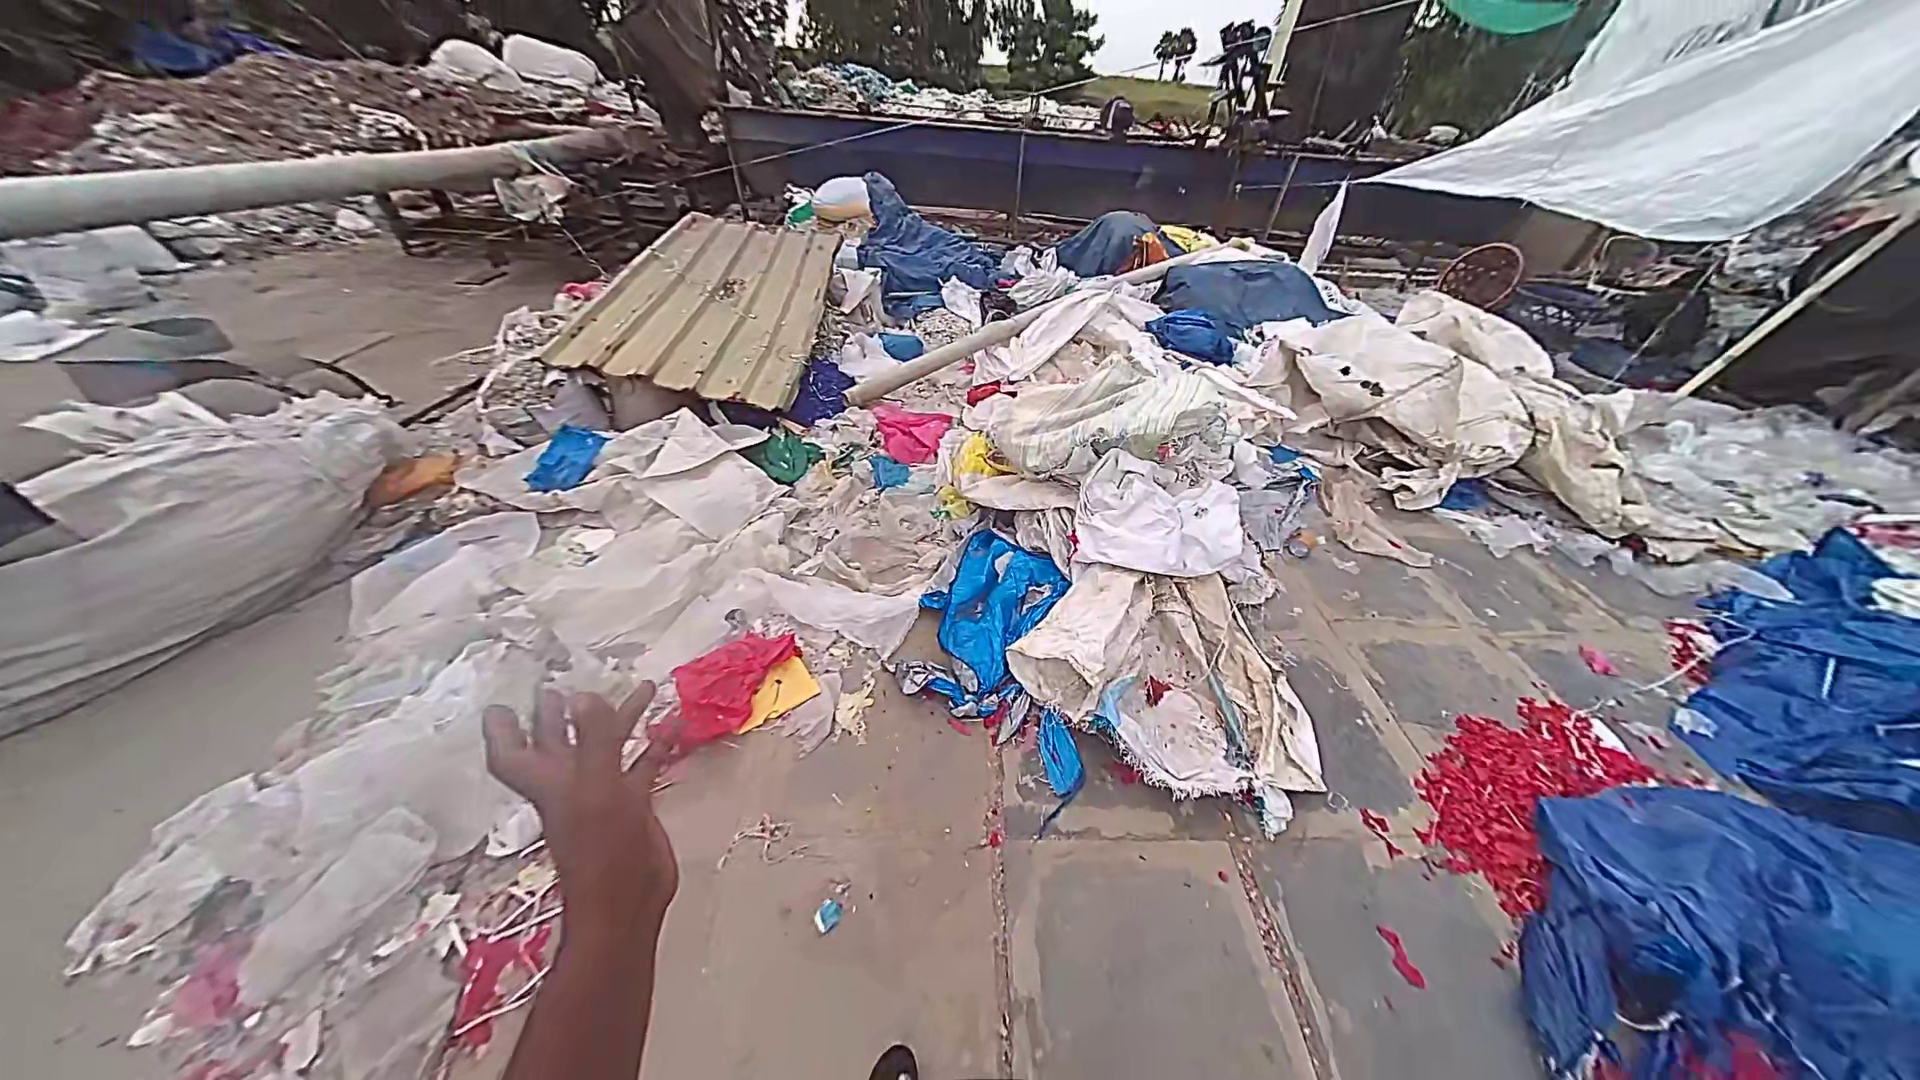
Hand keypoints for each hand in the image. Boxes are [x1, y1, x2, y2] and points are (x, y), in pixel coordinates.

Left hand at [483, 685, 678, 940]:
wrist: (629, 898)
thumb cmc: (603, 848)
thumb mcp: (596, 789)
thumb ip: (593, 742)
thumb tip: (583, 696)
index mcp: (552, 783)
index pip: (514, 754)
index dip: (504, 731)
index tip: (499, 705)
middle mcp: (573, 785)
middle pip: (560, 744)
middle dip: (559, 716)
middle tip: (559, 687)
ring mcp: (604, 794)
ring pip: (607, 748)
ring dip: (620, 720)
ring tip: (640, 687)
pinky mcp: (633, 803)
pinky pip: (643, 764)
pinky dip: (656, 744)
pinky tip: (673, 725)